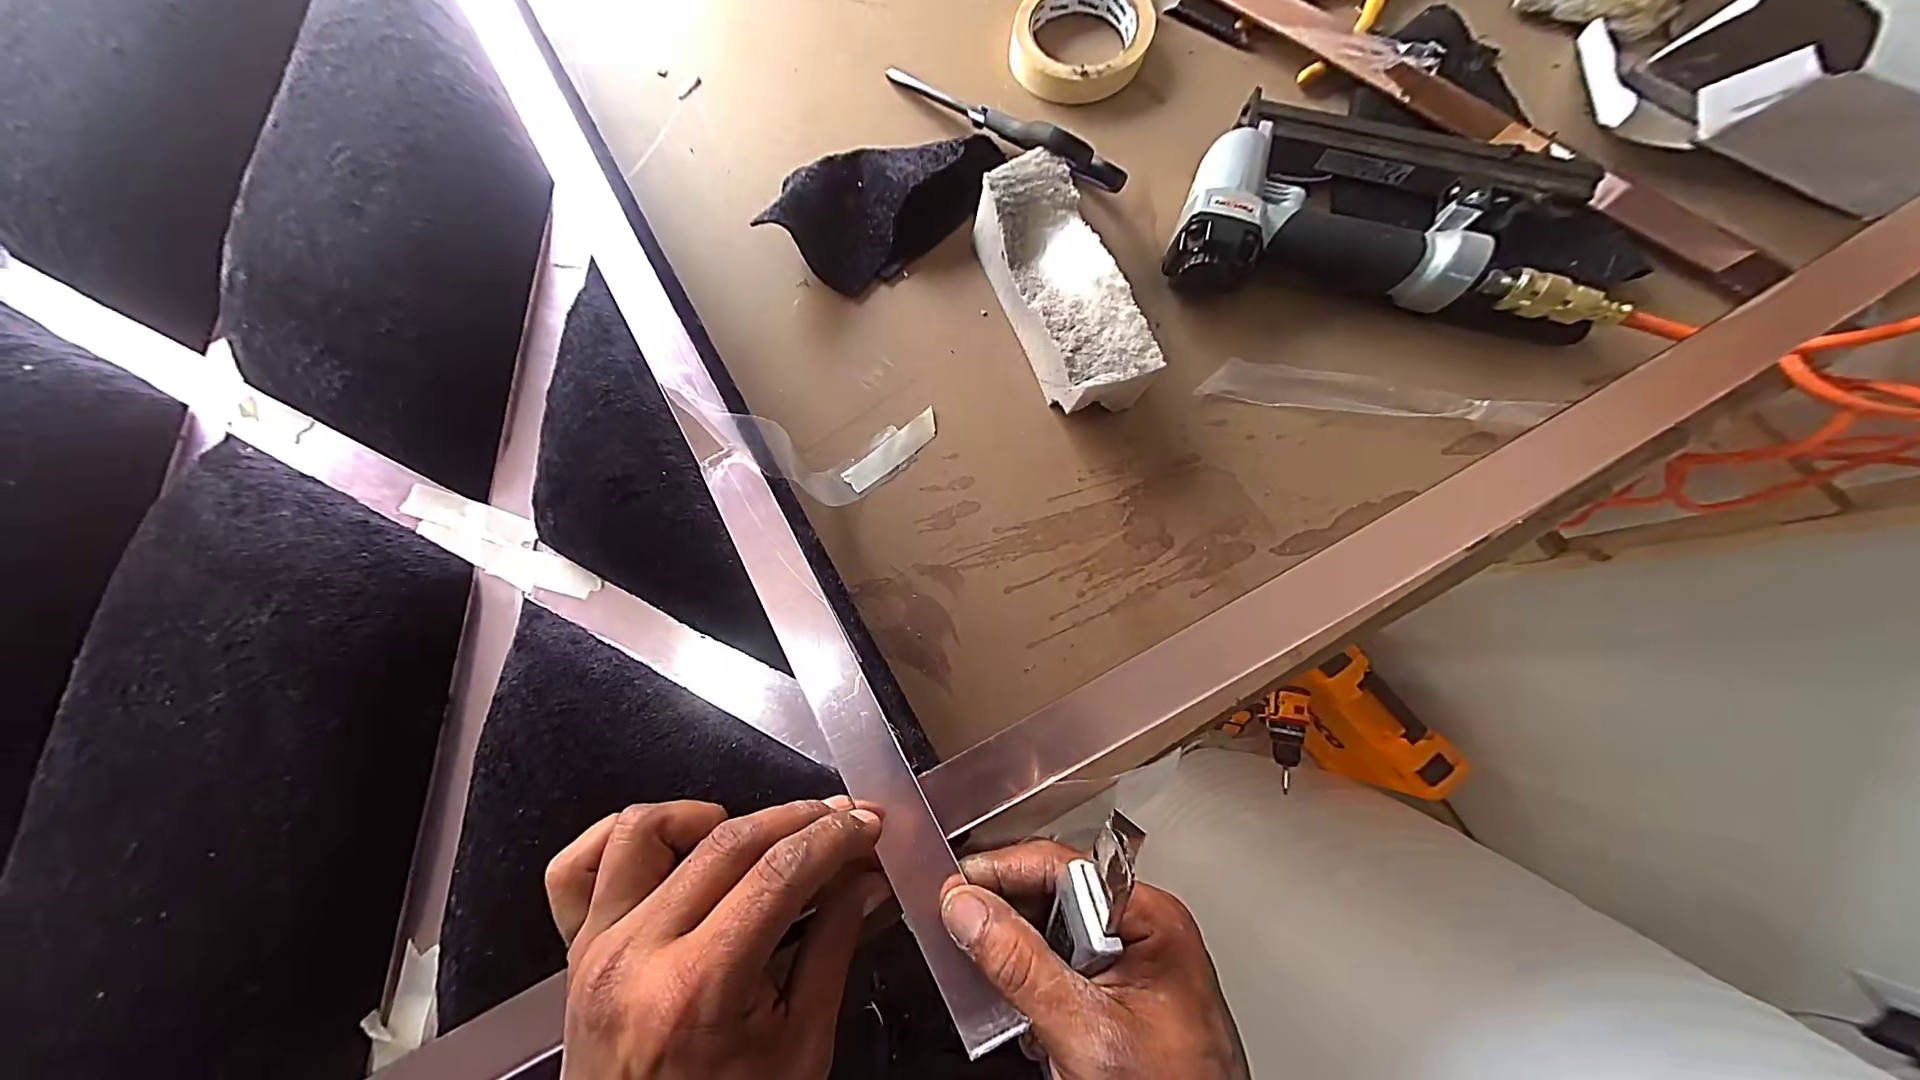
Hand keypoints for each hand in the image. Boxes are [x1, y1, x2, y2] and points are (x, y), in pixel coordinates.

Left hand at [544, 798, 889, 1079]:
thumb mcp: (802, 1045)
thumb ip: (835, 946)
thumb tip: (862, 876)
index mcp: (698, 990)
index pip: (779, 871)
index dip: (834, 836)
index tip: (866, 824)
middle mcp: (637, 957)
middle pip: (731, 840)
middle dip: (802, 817)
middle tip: (842, 819)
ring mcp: (598, 948)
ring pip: (650, 829)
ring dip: (717, 816)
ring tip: (759, 839)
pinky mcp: (576, 948)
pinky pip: (578, 864)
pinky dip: (629, 838)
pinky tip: (676, 843)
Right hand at [941, 839, 1248, 1079]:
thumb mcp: (1086, 1031)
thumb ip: (1021, 966)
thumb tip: (968, 908)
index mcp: (1150, 919)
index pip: (1063, 866)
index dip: (1006, 870)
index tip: (959, 884)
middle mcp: (1144, 928)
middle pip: (1056, 893)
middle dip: (1009, 911)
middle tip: (963, 924)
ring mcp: (1133, 960)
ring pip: (1055, 928)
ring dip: (1018, 950)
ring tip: (989, 971)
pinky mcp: (1120, 990)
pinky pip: (1063, 961)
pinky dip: (1032, 977)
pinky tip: (1021, 1005)